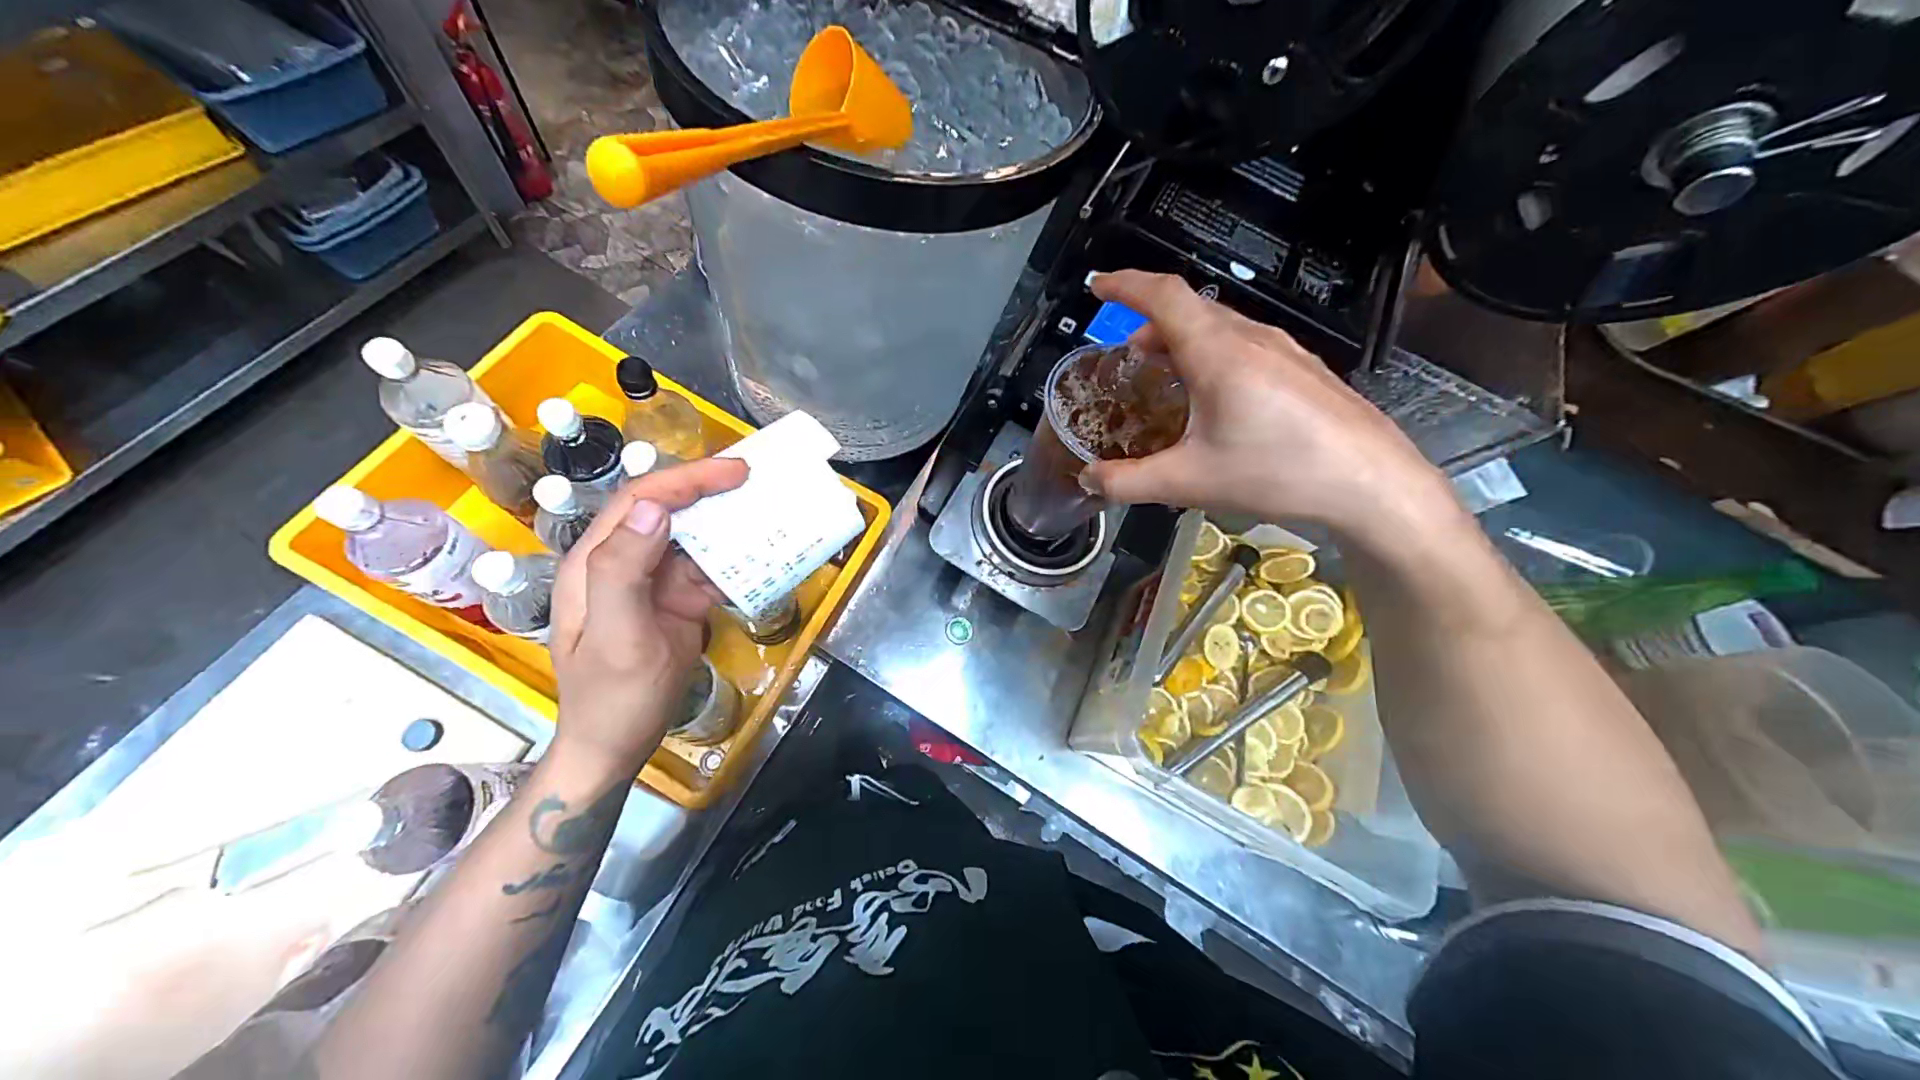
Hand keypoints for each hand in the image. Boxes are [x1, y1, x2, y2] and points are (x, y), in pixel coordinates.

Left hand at [547, 457, 749, 774]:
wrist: (616, 748)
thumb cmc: (611, 697)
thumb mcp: (618, 637)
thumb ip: (624, 570)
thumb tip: (653, 507)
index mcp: (597, 562)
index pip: (640, 502)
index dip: (686, 480)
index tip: (734, 472)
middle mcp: (623, 562)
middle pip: (667, 511)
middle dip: (710, 492)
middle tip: (759, 482)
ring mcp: (652, 582)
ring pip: (692, 538)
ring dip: (728, 524)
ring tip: (769, 511)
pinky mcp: (676, 601)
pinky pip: (708, 570)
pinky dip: (735, 561)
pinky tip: (763, 557)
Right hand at [1078, 270, 1457, 544]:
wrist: (1372, 484)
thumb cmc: (1280, 472)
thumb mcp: (1189, 481)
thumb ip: (1128, 482)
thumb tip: (1090, 481)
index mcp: (1218, 352)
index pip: (1164, 295)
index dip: (1125, 285)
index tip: (1100, 286)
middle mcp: (1253, 339)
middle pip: (1191, 309)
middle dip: (1150, 322)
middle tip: (1126, 353)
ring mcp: (1284, 352)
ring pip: (1221, 327)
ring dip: (1183, 340)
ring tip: (1164, 376)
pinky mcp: (1304, 371)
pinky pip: (1246, 346)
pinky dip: (1213, 356)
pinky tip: (1214, 398)